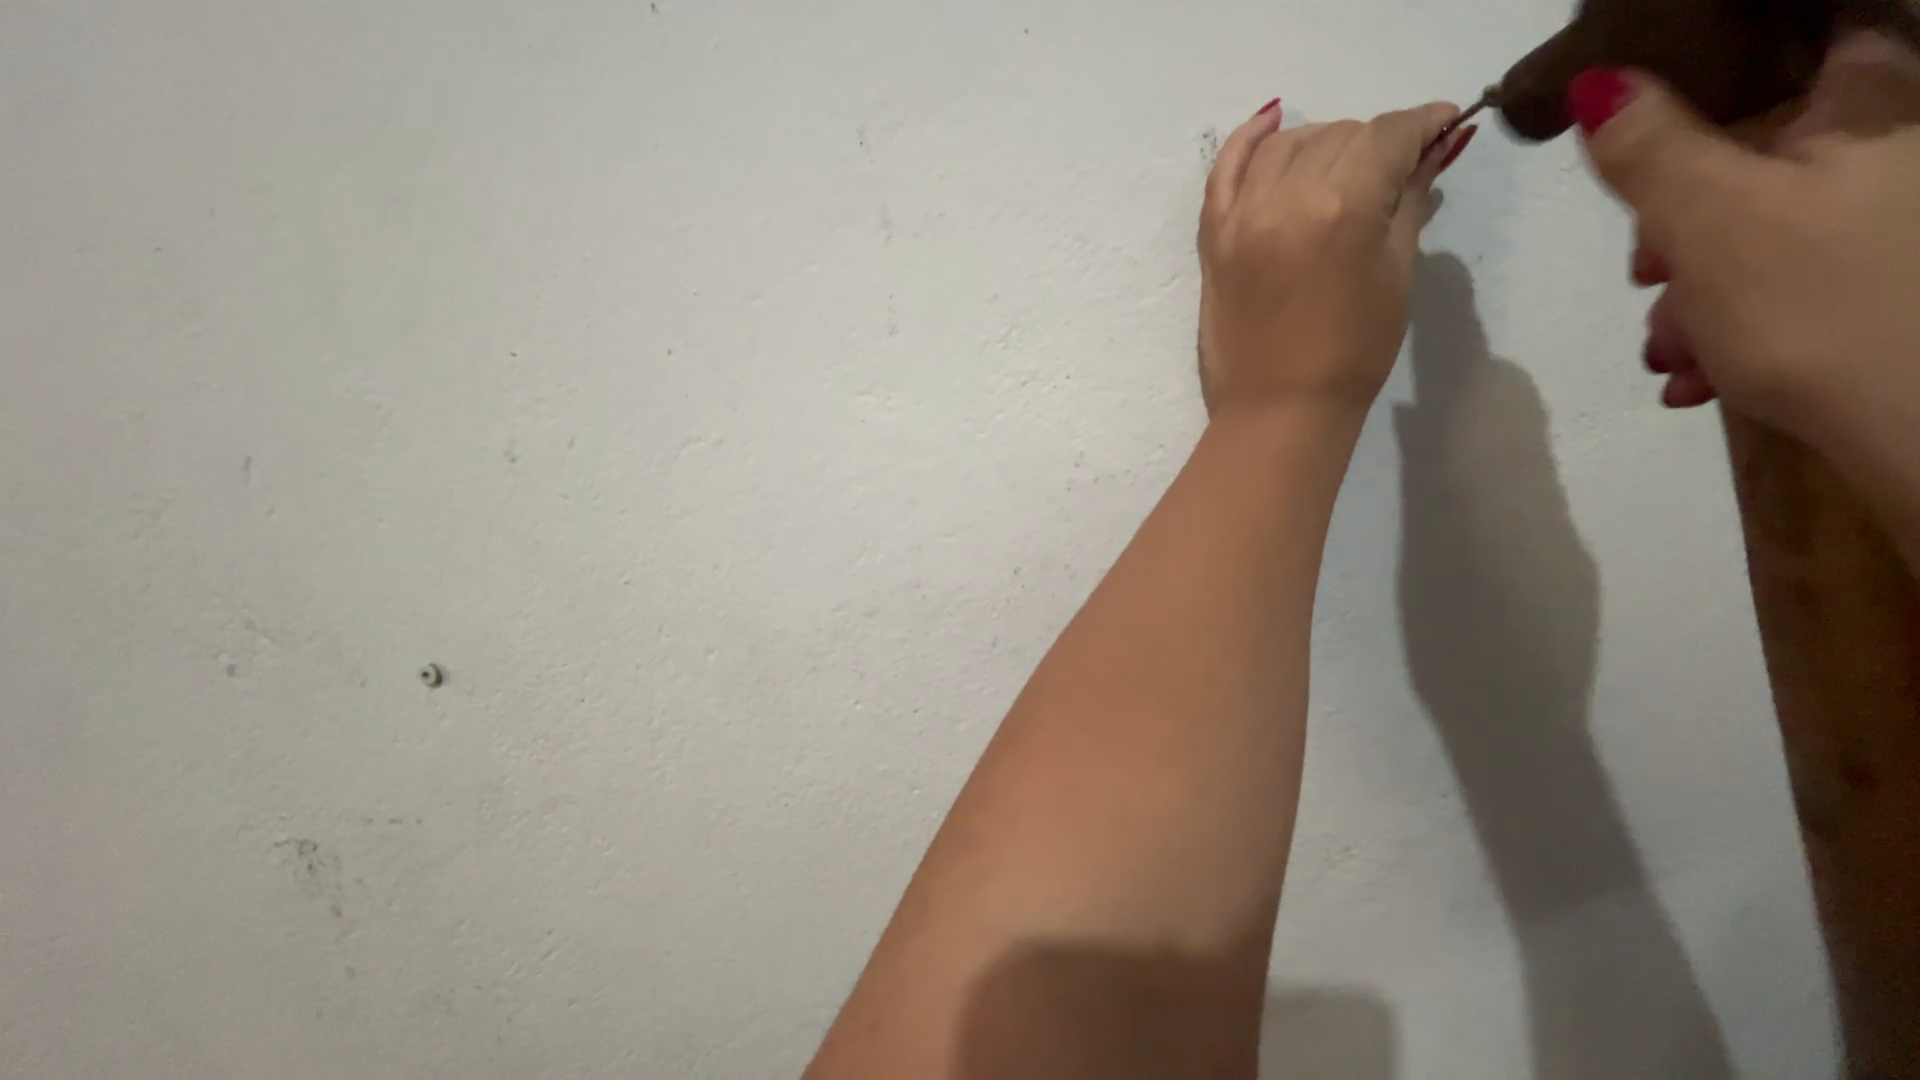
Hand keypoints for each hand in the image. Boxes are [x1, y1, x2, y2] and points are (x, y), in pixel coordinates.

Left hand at [1197, 99, 1474, 419]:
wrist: (1278, 409)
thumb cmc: (1352, 353)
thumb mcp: (1396, 274)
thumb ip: (1406, 203)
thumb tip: (1428, 152)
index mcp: (1343, 206)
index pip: (1388, 136)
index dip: (1423, 125)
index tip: (1442, 127)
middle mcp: (1286, 199)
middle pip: (1339, 136)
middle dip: (1374, 144)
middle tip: (1394, 169)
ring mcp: (1241, 217)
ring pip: (1286, 146)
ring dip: (1321, 142)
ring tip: (1342, 165)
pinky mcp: (1213, 239)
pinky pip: (1224, 171)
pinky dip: (1247, 141)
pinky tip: (1271, 120)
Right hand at [1573, 36, 1919, 453]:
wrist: (1919, 424)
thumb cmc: (1812, 304)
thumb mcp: (1706, 220)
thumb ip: (1647, 150)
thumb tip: (1595, 80)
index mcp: (1865, 119)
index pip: (1808, 49)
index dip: (1723, 83)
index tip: (1661, 140)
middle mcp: (1892, 162)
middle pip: (1757, 170)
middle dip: (1681, 235)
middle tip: (1647, 281)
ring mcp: (1892, 234)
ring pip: (1762, 243)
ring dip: (1694, 300)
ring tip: (1669, 356)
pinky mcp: (1888, 297)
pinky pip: (1789, 294)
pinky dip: (1733, 332)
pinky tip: (1700, 377)